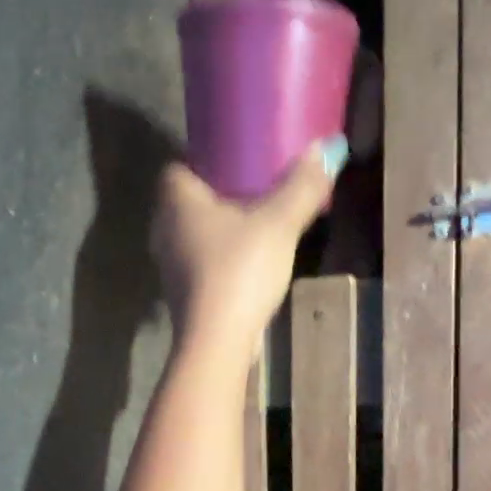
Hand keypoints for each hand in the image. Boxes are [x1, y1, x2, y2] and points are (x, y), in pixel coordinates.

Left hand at [150, 136, 347, 367]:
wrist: (218, 340)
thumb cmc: (240, 270)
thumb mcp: (278, 223)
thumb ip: (301, 187)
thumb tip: (327, 149)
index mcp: (176, 202)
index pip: (177, 168)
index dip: (202, 163)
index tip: (233, 165)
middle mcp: (163, 231)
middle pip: (185, 204)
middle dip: (214, 198)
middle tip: (251, 194)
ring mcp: (169, 269)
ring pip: (192, 238)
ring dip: (217, 234)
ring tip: (252, 230)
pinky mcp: (182, 299)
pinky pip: (200, 268)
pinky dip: (219, 264)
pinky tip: (247, 268)